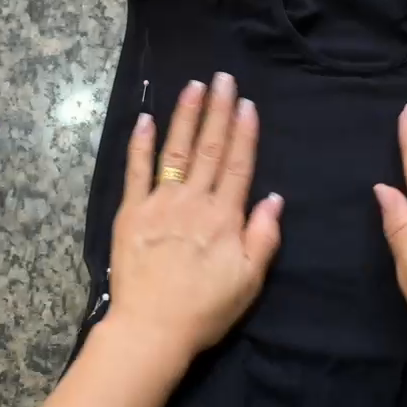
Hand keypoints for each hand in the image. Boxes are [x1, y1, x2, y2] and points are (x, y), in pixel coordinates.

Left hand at [104, 73, 283, 364]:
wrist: (152, 328)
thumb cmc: (205, 308)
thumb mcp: (249, 281)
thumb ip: (263, 237)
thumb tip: (274, 198)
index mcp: (224, 216)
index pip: (238, 164)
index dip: (244, 132)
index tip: (247, 103)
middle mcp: (193, 201)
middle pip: (210, 148)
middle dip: (218, 111)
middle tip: (223, 78)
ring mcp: (159, 202)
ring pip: (176, 151)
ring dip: (186, 116)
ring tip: (194, 86)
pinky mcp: (131, 212)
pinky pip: (136, 171)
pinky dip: (140, 144)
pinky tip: (145, 119)